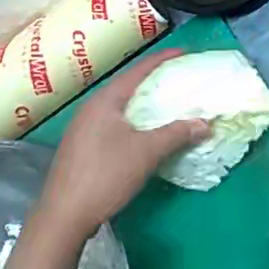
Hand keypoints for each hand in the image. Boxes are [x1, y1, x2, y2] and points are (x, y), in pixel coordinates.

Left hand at [30, 50, 208, 243]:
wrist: (63, 216)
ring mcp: (83, 127)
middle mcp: (92, 107)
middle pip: (127, 85)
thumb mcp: (146, 154)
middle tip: (178, 77)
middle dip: (153, 80)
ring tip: (165, 102)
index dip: (161, 60)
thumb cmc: (105, 176)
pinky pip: (112, 122)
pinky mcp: (81, 146)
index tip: (183, 52)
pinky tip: (142, 132)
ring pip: (119, 105)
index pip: (137, 70)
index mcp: (105, 100)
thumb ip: (176, 134)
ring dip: (142, 102)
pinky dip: (132, 119)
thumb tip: (205, 123)